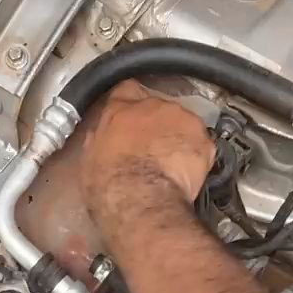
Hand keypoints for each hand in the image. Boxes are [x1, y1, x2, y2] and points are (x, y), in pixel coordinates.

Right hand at [78, 80, 216, 233]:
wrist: (141, 201)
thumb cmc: (110, 187)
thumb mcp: (89, 164)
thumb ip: (98, 144)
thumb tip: (99, 140)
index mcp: (120, 109)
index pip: (127, 91)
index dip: (130, 106)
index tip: (131, 120)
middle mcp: (152, 106)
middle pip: (158, 109)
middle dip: (157, 127)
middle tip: (152, 154)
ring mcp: (181, 119)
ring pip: (183, 125)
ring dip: (178, 141)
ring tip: (172, 168)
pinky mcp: (203, 139)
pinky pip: (202, 145)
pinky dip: (197, 157)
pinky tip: (187, 176)